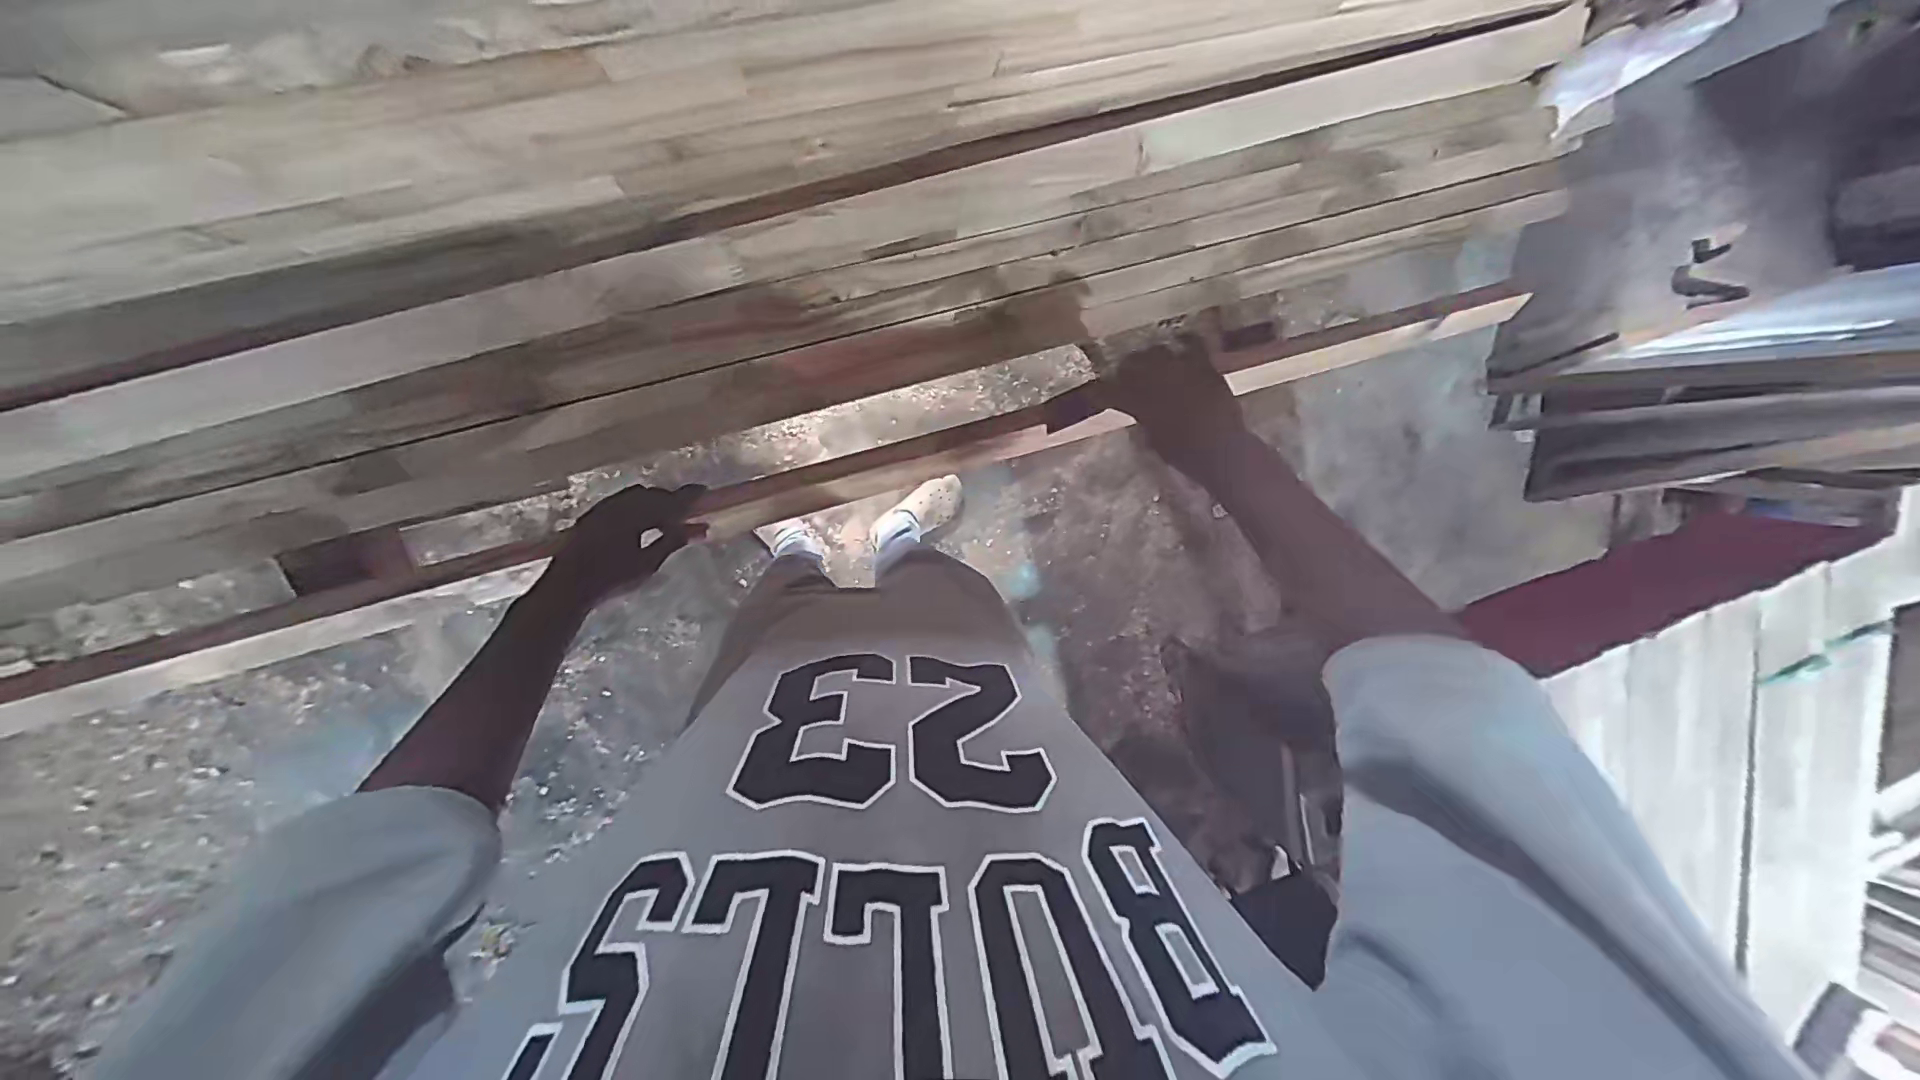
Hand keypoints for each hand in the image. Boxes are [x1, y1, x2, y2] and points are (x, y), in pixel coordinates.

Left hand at [544, 484, 707, 607]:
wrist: (568, 586)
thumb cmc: (612, 578)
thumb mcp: (649, 562)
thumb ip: (673, 542)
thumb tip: (701, 529)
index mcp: (636, 514)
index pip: (669, 500)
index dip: (688, 496)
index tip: (703, 490)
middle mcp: (619, 505)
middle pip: (652, 495)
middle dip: (670, 500)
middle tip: (687, 508)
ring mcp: (603, 509)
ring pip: (635, 497)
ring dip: (653, 502)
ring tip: (665, 515)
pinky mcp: (592, 517)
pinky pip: (622, 503)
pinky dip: (637, 506)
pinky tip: (640, 519)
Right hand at [1097, 334, 1248, 475]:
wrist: (1222, 450)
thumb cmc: (1184, 453)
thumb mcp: (1153, 440)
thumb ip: (1142, 419)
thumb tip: (1137, 409)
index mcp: (1139, 404)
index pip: (1110, 391)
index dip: (1099, 391)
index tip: (1093, 392)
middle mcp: (1156, 382)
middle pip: (1131, 365)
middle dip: (1124, 369)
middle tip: (1123, 374)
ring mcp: (1181, 370)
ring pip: (1156, 351)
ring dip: (1149, 355)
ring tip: (1149, 360)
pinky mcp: (1204, 366)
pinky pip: (1192, 343)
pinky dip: (1184, 340)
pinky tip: (1180, 342)